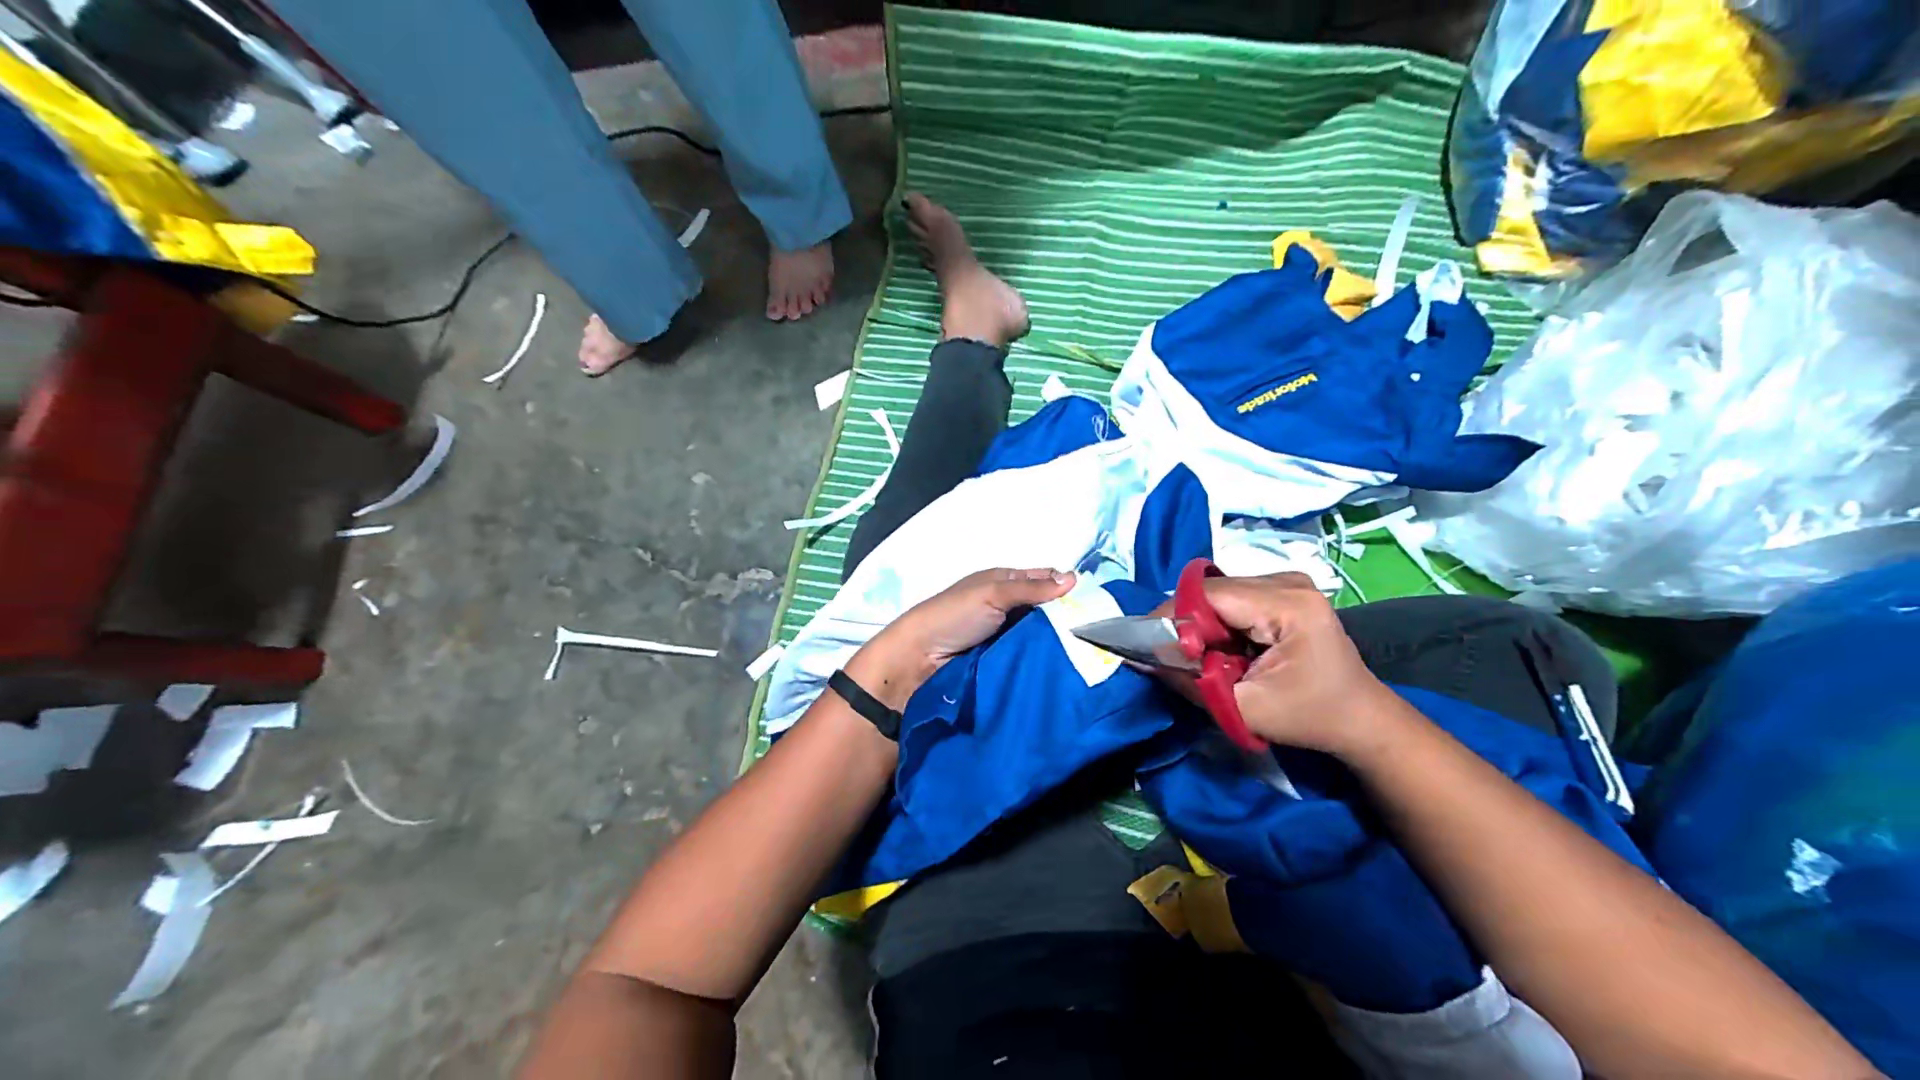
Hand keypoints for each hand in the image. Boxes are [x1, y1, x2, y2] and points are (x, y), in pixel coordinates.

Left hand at [846, 567, 1075, 708]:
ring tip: (1091, 651)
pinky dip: (1044, 661)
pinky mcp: (1003, 663)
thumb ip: (1032, 588)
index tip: (1097, 602)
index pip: (1042, 580)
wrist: (919, 660)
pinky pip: (1030, 659)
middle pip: (1044, 611)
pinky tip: (1068, 667)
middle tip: (1099, 631)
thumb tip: (1074, 578)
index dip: (1065, 587)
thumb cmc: (953, 616)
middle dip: (1067, 618)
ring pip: (1040, 637)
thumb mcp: (993, 592)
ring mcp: (1005, 637)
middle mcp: (1006, 608)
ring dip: (1058, 642)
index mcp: (1002, 582)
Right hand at [1158, 572, 1394, 754]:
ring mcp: (1287, 581)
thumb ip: (1191, 682)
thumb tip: (1143, 658)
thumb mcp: (1245, 708)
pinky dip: (1216, 623)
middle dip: (1185, 623)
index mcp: (1289, 604)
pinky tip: (1221, 649)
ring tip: (1198, 657)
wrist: (1361, 719)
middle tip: (1171, 657)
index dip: (1172, 617)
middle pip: (1212, 590)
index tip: (1147, 645)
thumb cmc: (1310, 717)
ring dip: (1200, 623)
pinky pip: (1232, 598)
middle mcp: (1288, 580)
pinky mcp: (1283, 590)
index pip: (1209, 595)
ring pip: (1218, 593)